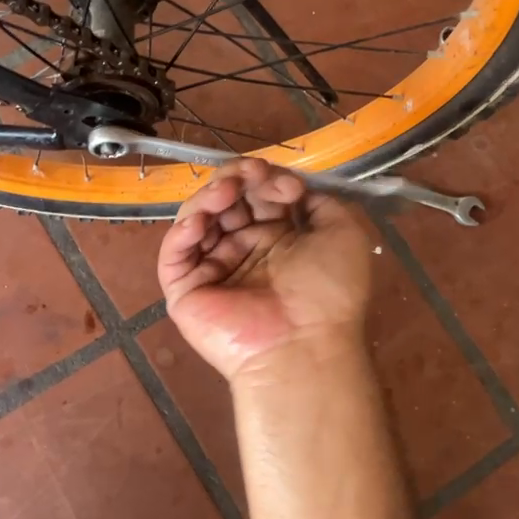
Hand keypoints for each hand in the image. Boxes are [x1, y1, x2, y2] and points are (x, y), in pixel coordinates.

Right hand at [157, 159, 374, 381]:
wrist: (304, 343)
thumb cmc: (329, 292)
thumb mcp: (344, 233)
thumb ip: (321, 203)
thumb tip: (297, 187)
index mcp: (277, 237)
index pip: (258, 195)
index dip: (268, 179)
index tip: (288, 186)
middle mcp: (242, 249)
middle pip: (225, 200)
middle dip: (236, 179)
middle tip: (250, 174)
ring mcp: (212, 268)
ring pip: (197, 218)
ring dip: (208, 196)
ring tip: (226, 191)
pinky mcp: (185, 289)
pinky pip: (174, 254)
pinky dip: (181, 230)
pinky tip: (200, 219)